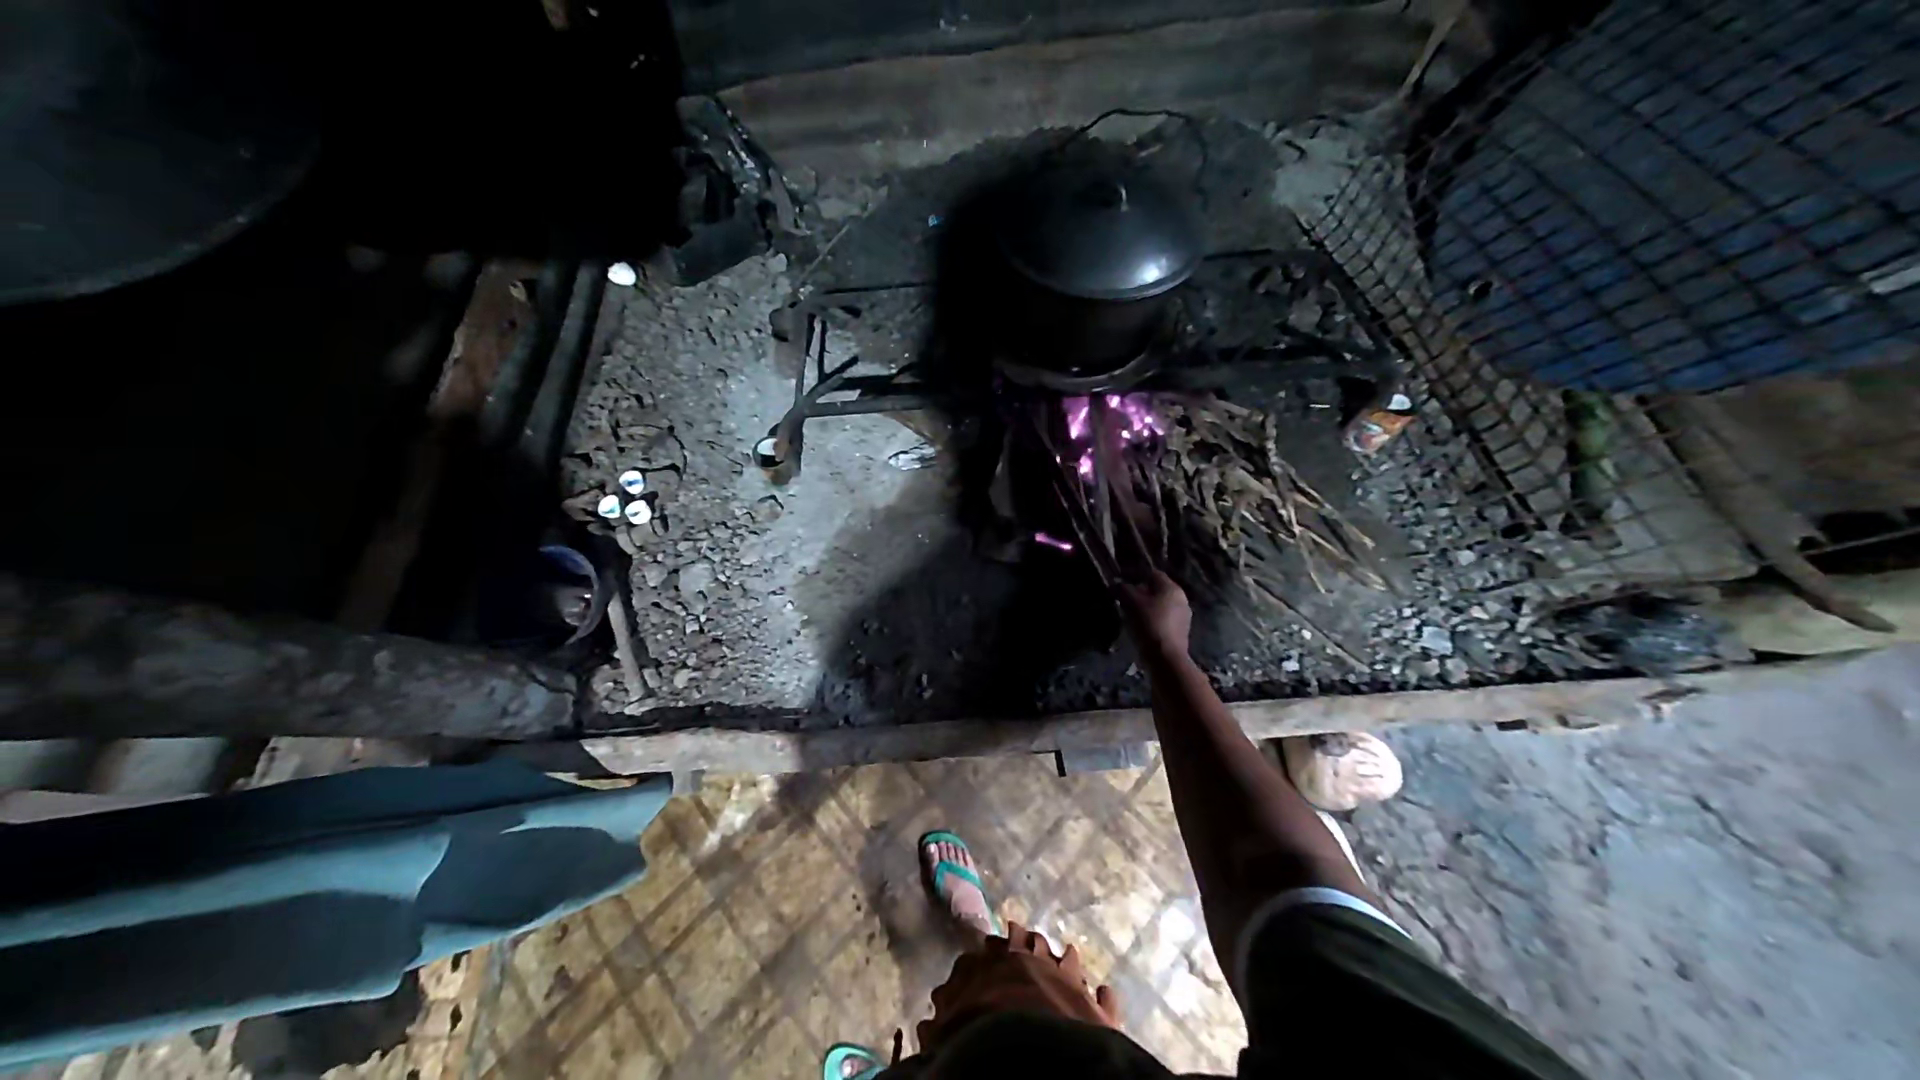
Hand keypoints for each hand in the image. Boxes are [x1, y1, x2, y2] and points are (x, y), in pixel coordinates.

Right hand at [1117, 570, 1190, 659]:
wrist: (1166, 658)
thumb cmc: (1149, 624)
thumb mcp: (1131, 603)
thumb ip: (1123, 589)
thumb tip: (1117, 584)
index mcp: (1171, 588)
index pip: (1152, 573)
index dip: (1135, 574)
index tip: (1121, 581)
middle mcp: (1181, 599)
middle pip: (1157, 589)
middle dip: (1139, 592)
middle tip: (1123, 598)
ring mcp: (1183, 616)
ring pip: (1160, 605)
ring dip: (1145, 606)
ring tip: (1129, 613)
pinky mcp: (1180, 631)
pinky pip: (1163, 618)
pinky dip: (1151, 618)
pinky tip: (1141, 626)